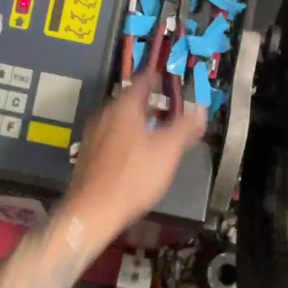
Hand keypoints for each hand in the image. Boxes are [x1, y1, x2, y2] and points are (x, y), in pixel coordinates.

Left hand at [58, 73, 207, 247]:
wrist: (93, 210)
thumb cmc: (134, 176)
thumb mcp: (168, 151)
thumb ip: (185, 127)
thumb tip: (200, 108)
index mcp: (124, 106)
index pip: (142, 81)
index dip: (156, 78)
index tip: (167, 78)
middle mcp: (105, 114)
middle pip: (129, 100)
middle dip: (149, 103)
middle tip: (167, 109)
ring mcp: (93, 133)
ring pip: (119, 118)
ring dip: (137, 120)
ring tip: (155, 131)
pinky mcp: (87, 152)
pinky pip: (110, 135)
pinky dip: (125, 136)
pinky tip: (135, 152)